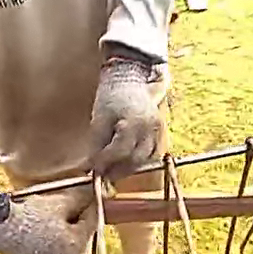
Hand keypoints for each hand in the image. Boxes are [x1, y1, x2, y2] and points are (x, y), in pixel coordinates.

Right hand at [0, 190, 97, 253]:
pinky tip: (35, 224)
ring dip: (58, 230)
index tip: (89, 197)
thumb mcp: (60, 201)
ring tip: (49, 213)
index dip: (90, 208)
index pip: (91, 224)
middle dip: (73, 219)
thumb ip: (80, 198)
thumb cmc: (32, 213)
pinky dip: (43, 237)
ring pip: (58, 243)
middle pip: (75, 236)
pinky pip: (42, 248)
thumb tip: (91, 193)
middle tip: (68, 204)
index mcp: (75, 245)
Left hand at [88, 55, 166, 180]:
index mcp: (133, 122)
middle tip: (102, 175)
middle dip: (116, 170)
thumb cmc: (112, 96)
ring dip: (128, 169)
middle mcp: (149, 129)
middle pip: (134, 160)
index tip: (93, 170)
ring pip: (145, 161)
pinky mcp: (161, 133)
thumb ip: (97, 144)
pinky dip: (140, 162)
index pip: (119, 151)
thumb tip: (91, 167)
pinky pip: (153, 155)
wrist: (131, 78)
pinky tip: (128, 163)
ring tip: (113, 170)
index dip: (105, 163)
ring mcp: (158, 132)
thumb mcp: (99, 118)